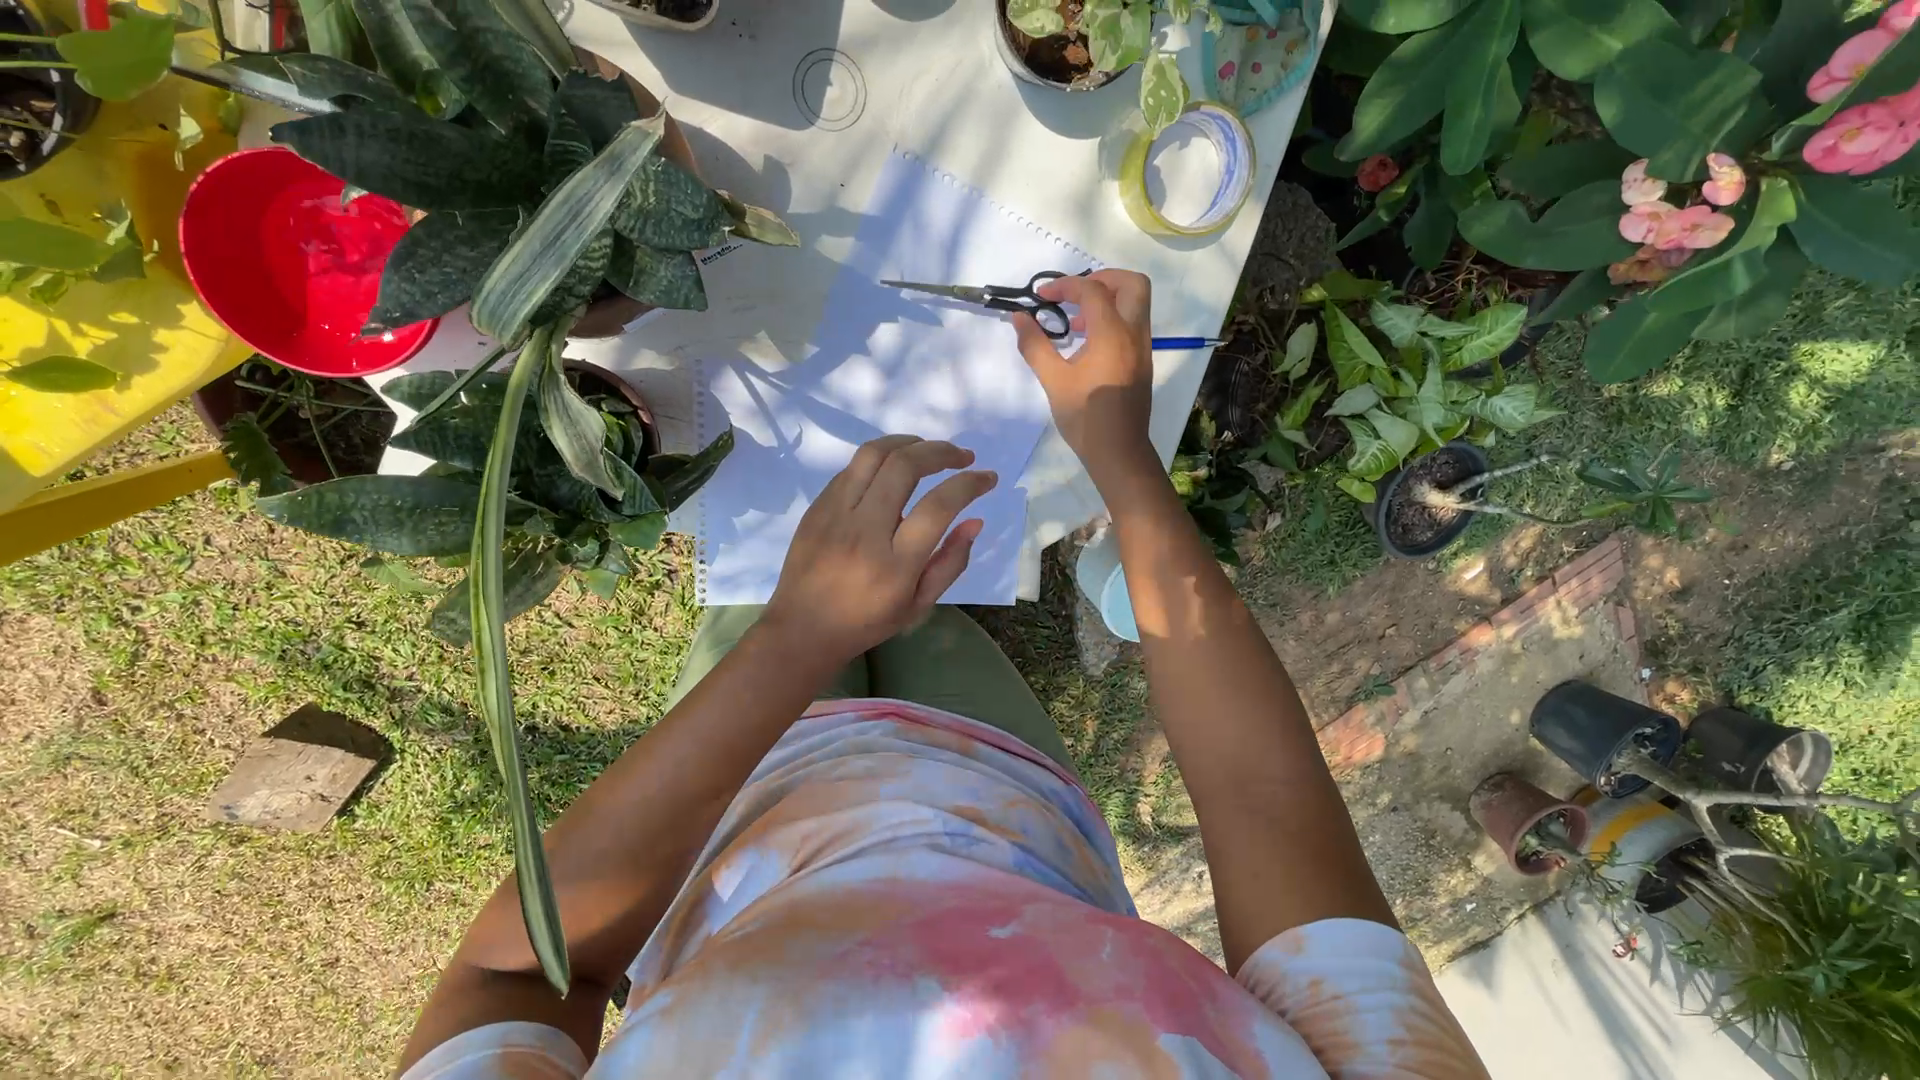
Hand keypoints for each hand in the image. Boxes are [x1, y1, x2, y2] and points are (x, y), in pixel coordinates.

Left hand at [763, 436, 996, 663]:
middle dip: (941, 452)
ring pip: (873, 454)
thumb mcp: (919, 605)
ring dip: (908, 442)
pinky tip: (894, 468)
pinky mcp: (817, 507)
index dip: (969, 484)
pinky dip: (880, 460)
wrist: (802, 628)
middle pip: (904, 466)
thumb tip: (975, 521)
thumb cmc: (867, 622)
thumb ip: (951, 562)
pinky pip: (851, 469)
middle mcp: (864, 531)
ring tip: (929, 449)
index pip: (938, 506)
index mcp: (895, 564)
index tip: (987, 478)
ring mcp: (835, 514)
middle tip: (962, 456)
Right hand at [1012, 270, 1159, 494]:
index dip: (1065, 286)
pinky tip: (1087, 342)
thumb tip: (1018, 317)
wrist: (1119, 452)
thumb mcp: (1053, 380)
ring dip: (1108, 299)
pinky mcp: (1142, 362)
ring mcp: (1142, 348)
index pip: (1093, 291)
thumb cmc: (1085, 418)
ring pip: (1136, 304)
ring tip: (1076, 320)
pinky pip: (1133, 324)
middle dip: (1103, 278)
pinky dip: (1113, 319)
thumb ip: (1035, 345)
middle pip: (1132, 284)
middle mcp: (1134, 333)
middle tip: (1075, 293)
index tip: (1041, 297)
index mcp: (1112, 334)